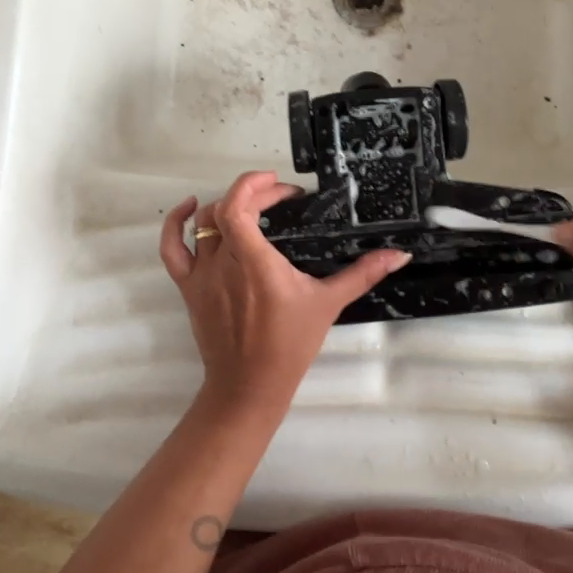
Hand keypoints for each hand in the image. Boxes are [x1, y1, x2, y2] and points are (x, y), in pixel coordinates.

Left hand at [158, 172, 410, 414]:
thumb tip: (400, 254)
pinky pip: (172, 249)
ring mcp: (201, 275)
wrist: (248, 387)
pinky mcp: (189, 287)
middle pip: (225, 209)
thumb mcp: (328, 304)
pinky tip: (192, 208)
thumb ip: (362, 274)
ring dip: (227, 206)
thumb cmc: (289, 345)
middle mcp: (223, 262)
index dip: (254, 186)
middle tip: (280, 199)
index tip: (281, 186)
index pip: (237, 207)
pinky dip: (176, 223)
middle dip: (254, 194)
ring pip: (203, 223)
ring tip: (253, 207)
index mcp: (254, 263)